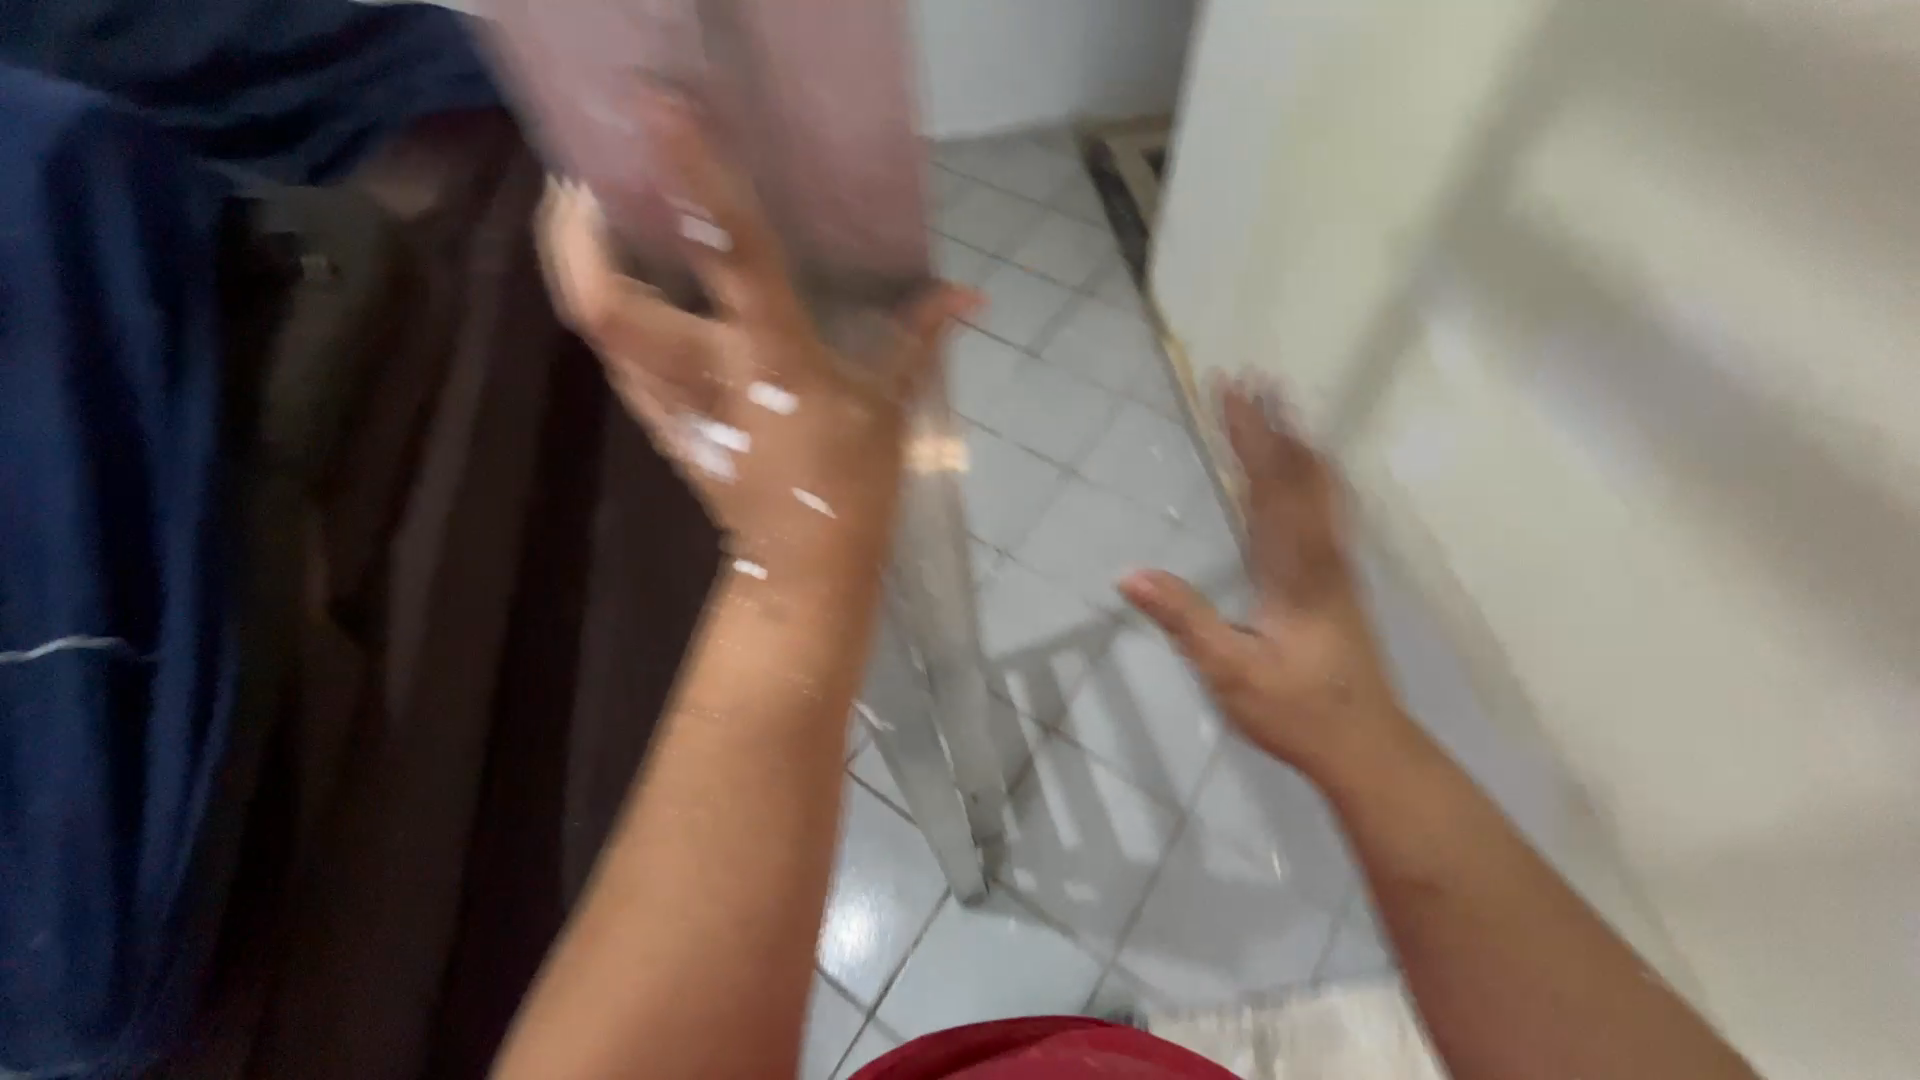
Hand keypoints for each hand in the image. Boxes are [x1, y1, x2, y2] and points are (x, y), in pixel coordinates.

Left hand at [537, 89, 977, 578]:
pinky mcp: (658, 423)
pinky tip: (628, 280)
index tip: (660, 113)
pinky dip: (606, 305)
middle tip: (592, 173)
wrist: (804, 565)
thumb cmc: (852, 486)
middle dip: (576, 232)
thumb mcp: (890, 407)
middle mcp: (707, 374)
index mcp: (776, 359)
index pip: (734, 255)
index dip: (697, 181)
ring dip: (578, 261)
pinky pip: (614, 351)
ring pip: (594, 323)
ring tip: (594, 210)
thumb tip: (970, 294)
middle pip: (605, 300)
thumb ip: (919, 338)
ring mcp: (671, 403)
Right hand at [1120, 377, 1414, 778]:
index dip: (1249, 436)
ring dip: (1295, 441)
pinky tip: (1305, 470)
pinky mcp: (1339, 580)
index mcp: (1294, 569)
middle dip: (1271, 425)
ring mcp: (1337, 566)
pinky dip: (1310, 472)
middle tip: (1249, 380)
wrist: (1368, 746)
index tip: (1231, 391)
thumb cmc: (1296, 712)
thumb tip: (1128, 574)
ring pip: (1320, 487)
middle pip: (1298, 474)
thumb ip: (1184, 620)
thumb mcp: (1230, 673)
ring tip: (1278, 406)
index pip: (1269, 486)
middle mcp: (1322, 555)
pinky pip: (1326, 507)